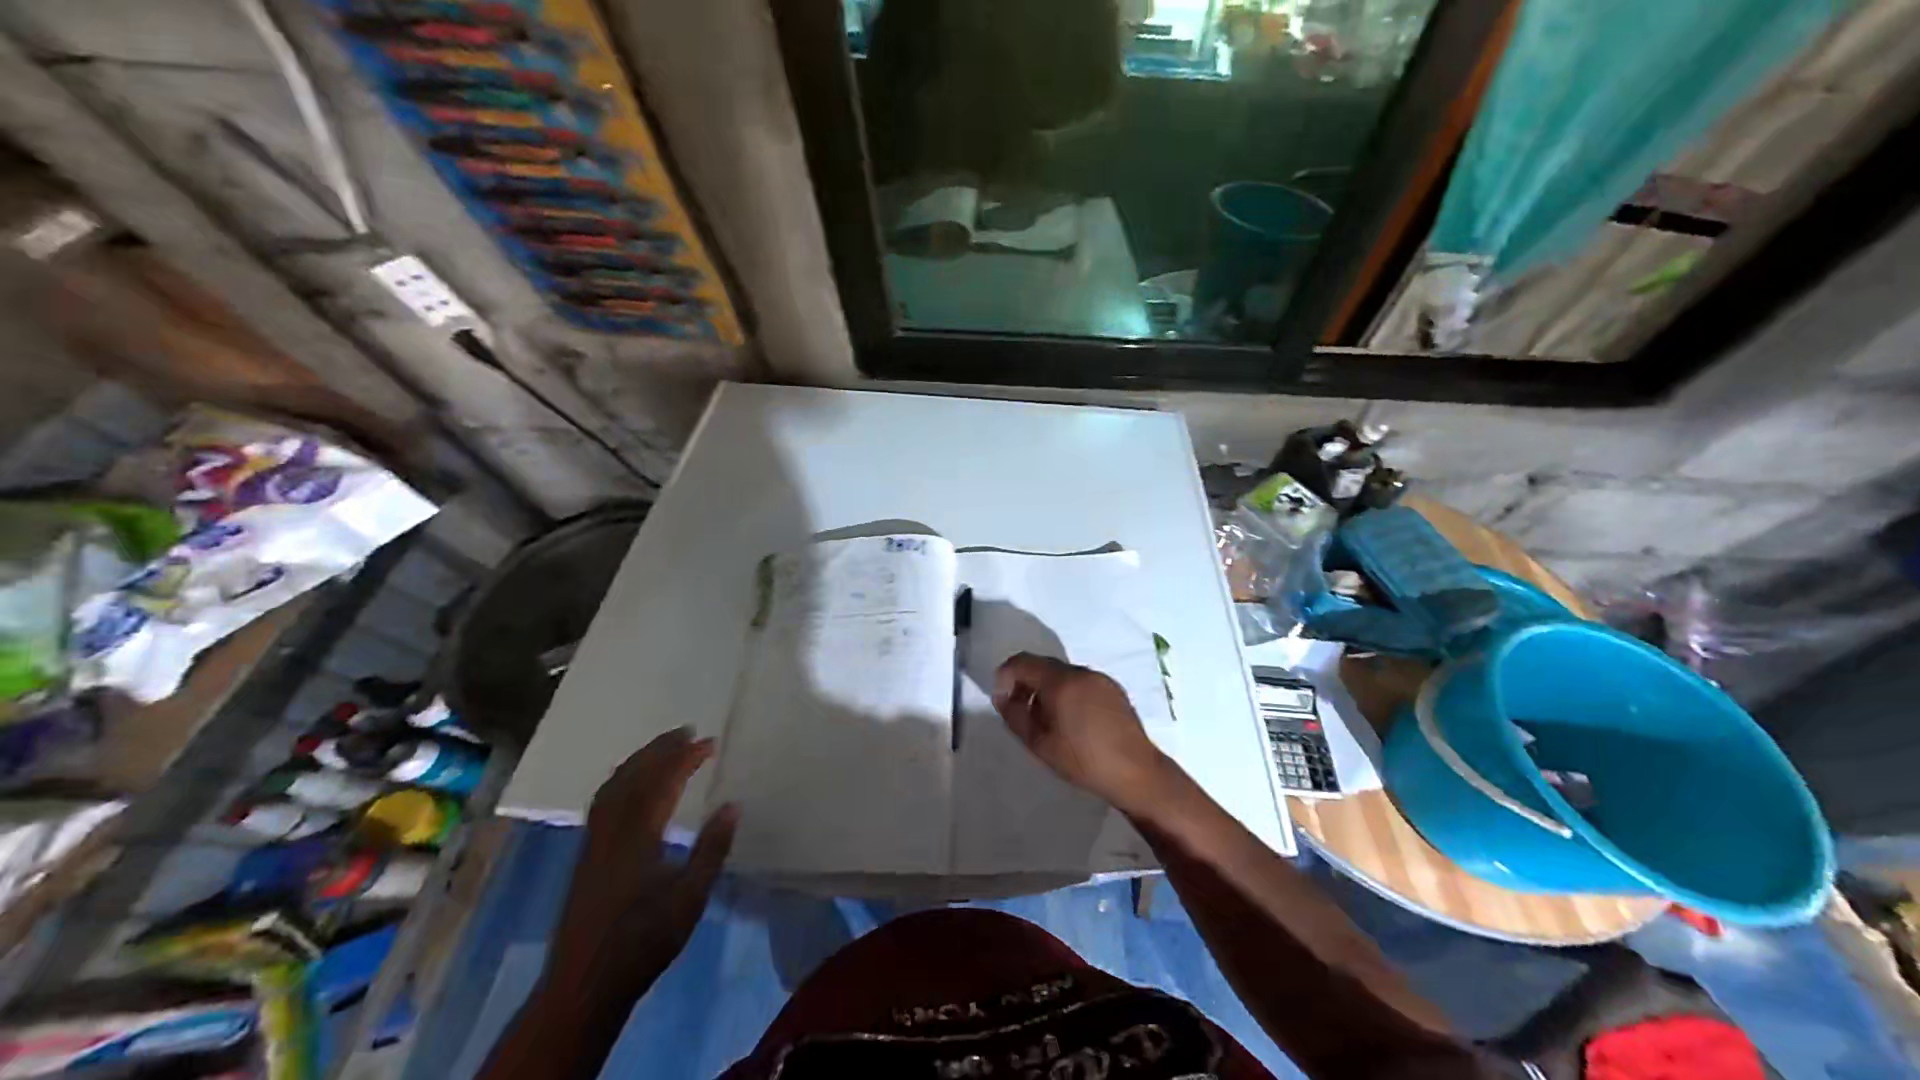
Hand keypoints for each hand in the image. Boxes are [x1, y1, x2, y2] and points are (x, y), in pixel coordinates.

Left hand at [545, 727, 737, 1004]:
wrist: (585, 983)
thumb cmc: (644, 940)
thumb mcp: (690, 898)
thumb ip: (711, 849)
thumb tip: (732, 806)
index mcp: (638, 836)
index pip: (663, 782)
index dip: (685, 757)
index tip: (708, 741)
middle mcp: (611, 830)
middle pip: (634, 776)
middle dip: (660, 749)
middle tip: (686, 731)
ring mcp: (593, 841)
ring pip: (613, 786)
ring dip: (639, 760)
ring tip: (662, 747)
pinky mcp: (586, 854)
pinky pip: (603, 800)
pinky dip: (622, 779)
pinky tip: (632, 785)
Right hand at [993, 653, 1172, 811]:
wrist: (1136, 773)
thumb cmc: (1082, 760)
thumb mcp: (1038, 743)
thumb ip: (1014, 715)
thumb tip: (1003, 697)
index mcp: (1060, 681)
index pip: (1022, 662)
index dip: (1005, 676)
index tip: (1002, 700)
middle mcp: (1081, 672)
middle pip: (1043, 665)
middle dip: (1025, 683)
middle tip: (1019, 710)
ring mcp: (1101, 679)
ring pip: (1063, 674)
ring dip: (1047, 689)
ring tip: (1046, 720)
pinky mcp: (1114, 690)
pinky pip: (1081, 683)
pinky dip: (1068, 692)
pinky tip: (1071, 721)